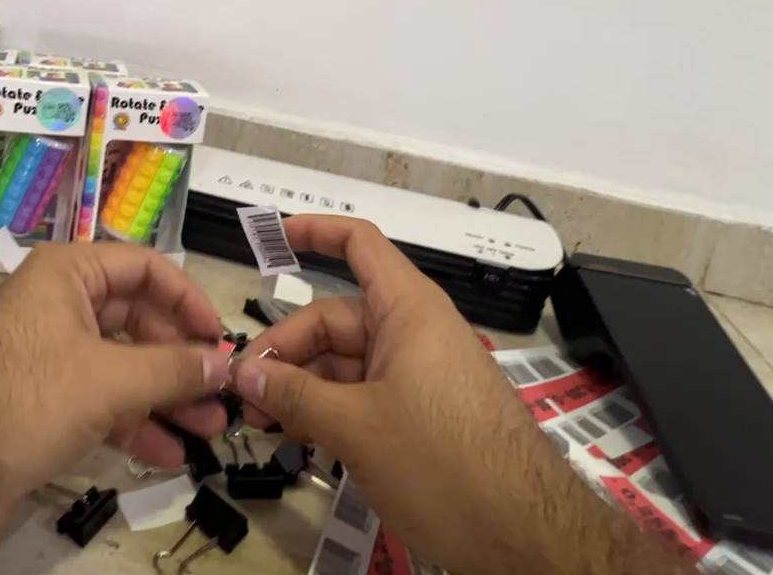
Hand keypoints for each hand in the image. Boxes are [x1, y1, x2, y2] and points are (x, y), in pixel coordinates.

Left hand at [0, 241, 234, 527]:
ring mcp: (50, 350)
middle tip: (221, 393)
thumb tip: (224, 363)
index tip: (220, 338)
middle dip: (180, 360)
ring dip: (165, 395)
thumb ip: (173, 369)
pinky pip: (100, 396)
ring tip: (209, 430)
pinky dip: (133, 420)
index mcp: (67, 272)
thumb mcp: (110, 381)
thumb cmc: (28, 401)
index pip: (145, 268)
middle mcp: (59, 301)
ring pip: (122, 363)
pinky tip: (167, 453)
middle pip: (136, 319)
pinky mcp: (43, 395)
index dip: (188, 300)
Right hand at [233, 216, 690, 574]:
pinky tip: (298, 436)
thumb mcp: (356, 427)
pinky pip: (364, 394)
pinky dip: (329, 408)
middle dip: (287, 349)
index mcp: (407, 308)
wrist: (530, 541)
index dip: (315, 231)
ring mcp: (419, 375)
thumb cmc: (443, 462)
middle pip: (336, 317)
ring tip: (260, 421)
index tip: (273, 235)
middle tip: (243, 389)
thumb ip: (293, 397)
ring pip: (345, 361)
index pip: (359, 243)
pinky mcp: (422, 414)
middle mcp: (414, 331)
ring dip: (302, 386)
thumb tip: (242, 376)